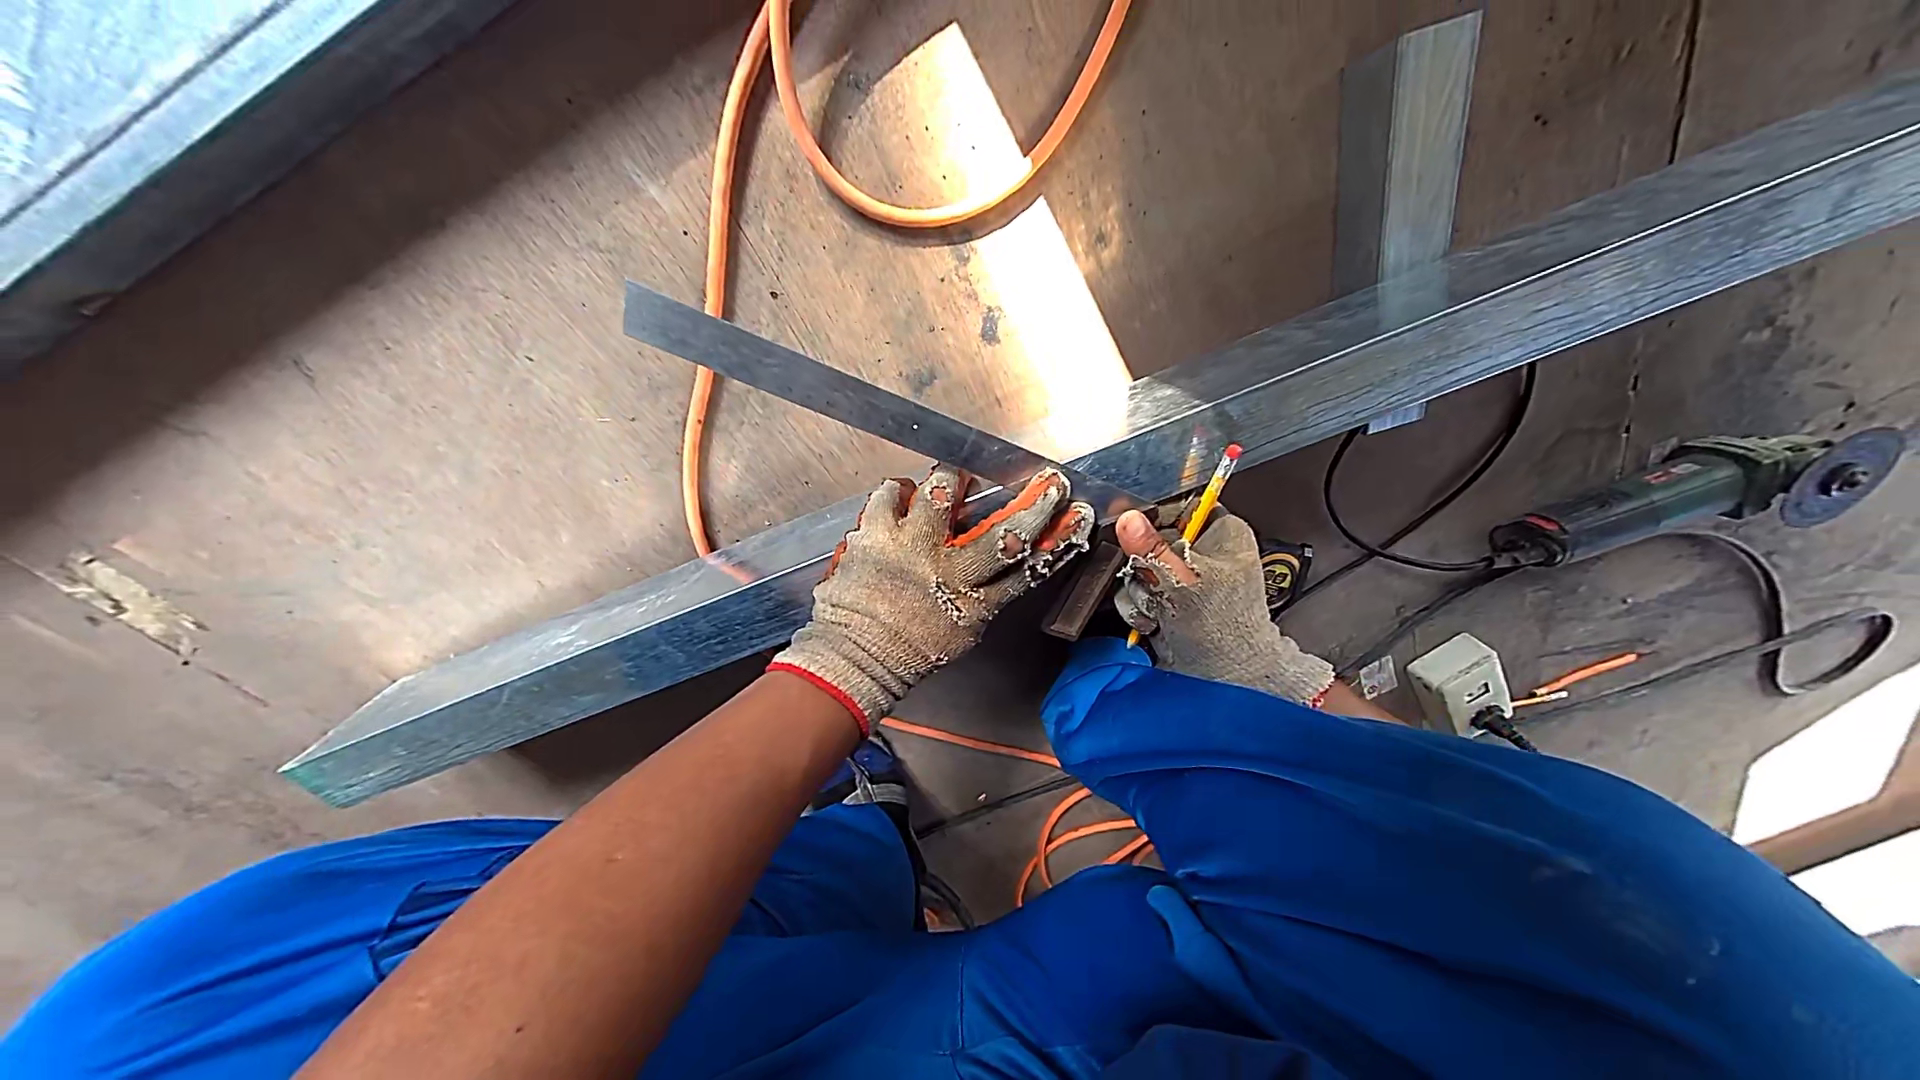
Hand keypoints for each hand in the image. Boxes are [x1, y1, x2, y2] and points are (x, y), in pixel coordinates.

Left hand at [771, 466, 1094, 732]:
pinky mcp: (876, 535)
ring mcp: (910, 550)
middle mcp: (947, 574)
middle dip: (1034, 505)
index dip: (1059, 538)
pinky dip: (899, 491)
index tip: (1075, 515)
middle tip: (1048, 483)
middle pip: (1004, 534)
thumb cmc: (907, 650)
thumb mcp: (962, 631)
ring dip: (951, 482)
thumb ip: (985, 597)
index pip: (1028, 568)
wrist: (854, 657)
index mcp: (973, 604)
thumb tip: (1005, 566)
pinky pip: (892, 495)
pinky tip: (903, 497)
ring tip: (953, 480)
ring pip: (943, 498)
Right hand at [1113, 508, 1335, 705]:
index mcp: (1221, 531)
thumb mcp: (1184, 580)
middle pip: (1149, 539)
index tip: (1139, 534)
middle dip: (1144, 567)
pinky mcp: (1165, 600)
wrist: (1224, 676)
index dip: (1155, 518)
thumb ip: (1152, 548)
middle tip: (1155, 583)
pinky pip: (1134, 593)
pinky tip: (1154, 620)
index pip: (1179, 505)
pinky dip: (1139, 609)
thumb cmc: (1224, 627)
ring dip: (1141, 593)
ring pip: (1137, 569)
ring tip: (1160, 609)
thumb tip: (1128, 520)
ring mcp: (1181, 578)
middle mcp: (1201, 552)